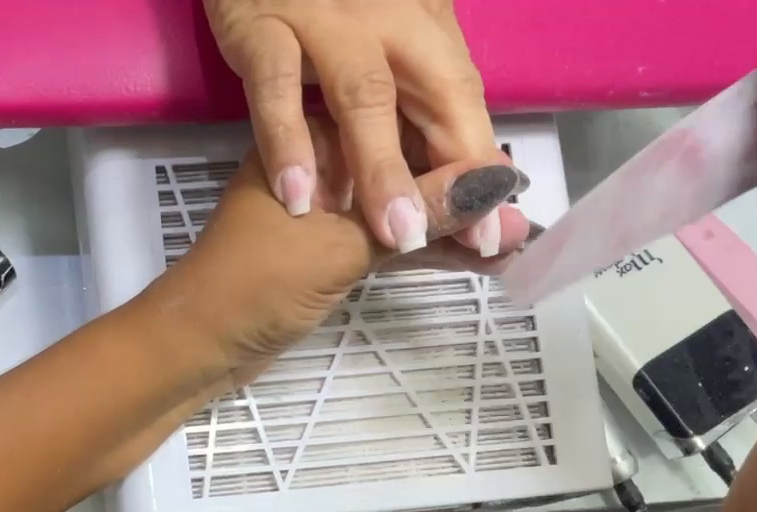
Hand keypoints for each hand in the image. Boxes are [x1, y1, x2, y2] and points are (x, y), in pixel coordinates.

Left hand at [141, 121, 533, 384]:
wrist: (194, 345)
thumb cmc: (251, 283)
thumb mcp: (337, 244)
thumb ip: (415, 212)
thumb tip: (498, 182)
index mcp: (320, 135)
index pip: (409, 128)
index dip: (466, 158)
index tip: (517, 188)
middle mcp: (328, 164)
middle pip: (412, 170)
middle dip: (468, 199)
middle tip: (522, 227)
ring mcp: (327, 211)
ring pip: (404, 211)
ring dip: (451, 231)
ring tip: (512, 249)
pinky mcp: (327, 254)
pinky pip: (387, 245)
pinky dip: (423, 254)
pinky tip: (471, 263)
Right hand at [203, 0, 500, 254]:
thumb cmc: (314, 14)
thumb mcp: (375, 57)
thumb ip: (412, 122)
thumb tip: (470, 194)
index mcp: (421, 27)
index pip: (460, 104)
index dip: (478, 169)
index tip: (492, 235)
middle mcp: (387, 16)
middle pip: (433, 96)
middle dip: (449, 175)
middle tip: (464, 244)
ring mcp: (324, 21)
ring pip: (363, 95)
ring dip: (381, 167)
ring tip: (394, 232)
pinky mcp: (263, 28)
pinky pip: (277, 87)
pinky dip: (287, 142)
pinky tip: (296, 198)